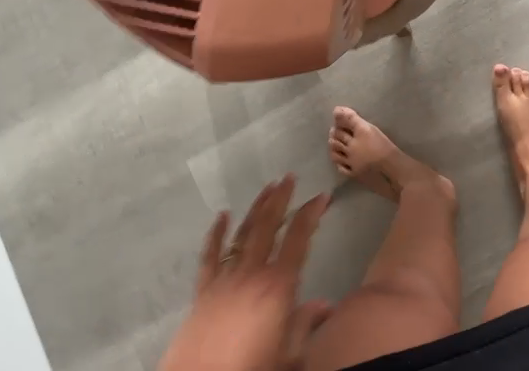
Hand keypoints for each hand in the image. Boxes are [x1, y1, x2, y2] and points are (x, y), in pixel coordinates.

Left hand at [159, 176, 330, 370]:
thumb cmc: (252, 369)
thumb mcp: (290, 356)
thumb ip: (305, 325)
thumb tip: (326, 305)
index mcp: (278, 286)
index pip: (299, 240)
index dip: (311, 215)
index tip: (322, 196)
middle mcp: (252, 273)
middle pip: (268, 227)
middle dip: (280, 200)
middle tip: (289, 177)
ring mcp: (224, 278)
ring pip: (243, 233)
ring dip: (256, 209)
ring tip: (266, 188)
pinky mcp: (202, 290)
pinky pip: (210, 254)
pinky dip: (216, 233)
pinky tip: (221, 215)